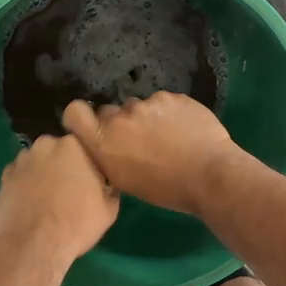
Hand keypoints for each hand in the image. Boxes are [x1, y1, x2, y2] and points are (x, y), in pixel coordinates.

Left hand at [0, 134, 118, 262]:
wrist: (34, 245)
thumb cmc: (76, 223)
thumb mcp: (109, 209)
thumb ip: (109, 187)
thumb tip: (106, 184)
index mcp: (73, 145)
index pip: (84, 147)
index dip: (87, 164)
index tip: (89, 180)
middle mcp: (45, 145)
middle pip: (58, 151)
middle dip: (63, 165)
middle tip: (68, 188)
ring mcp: (21, 160)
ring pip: (37, 162)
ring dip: (42, 173)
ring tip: (46, 198)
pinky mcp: (4, 176)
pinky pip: (19, 175)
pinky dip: (24, 184)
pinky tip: (29, 203)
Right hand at [61, 93, 247, 215]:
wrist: (210, 176)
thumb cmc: (166, 189)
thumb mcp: (125, 180)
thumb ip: (108, 155)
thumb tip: (107, 143)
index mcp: (103, 143)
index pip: (75, 112)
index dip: (81, 116)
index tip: (92, 124)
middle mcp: (119, 118)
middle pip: (109, 110)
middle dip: (119, 121)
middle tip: (139, 139)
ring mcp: (146, 104)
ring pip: (138, 106)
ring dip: (146, 117)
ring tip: (167, 136)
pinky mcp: (171, 96)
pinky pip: (163, 102)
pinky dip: (169, 113)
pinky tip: (183, 129)